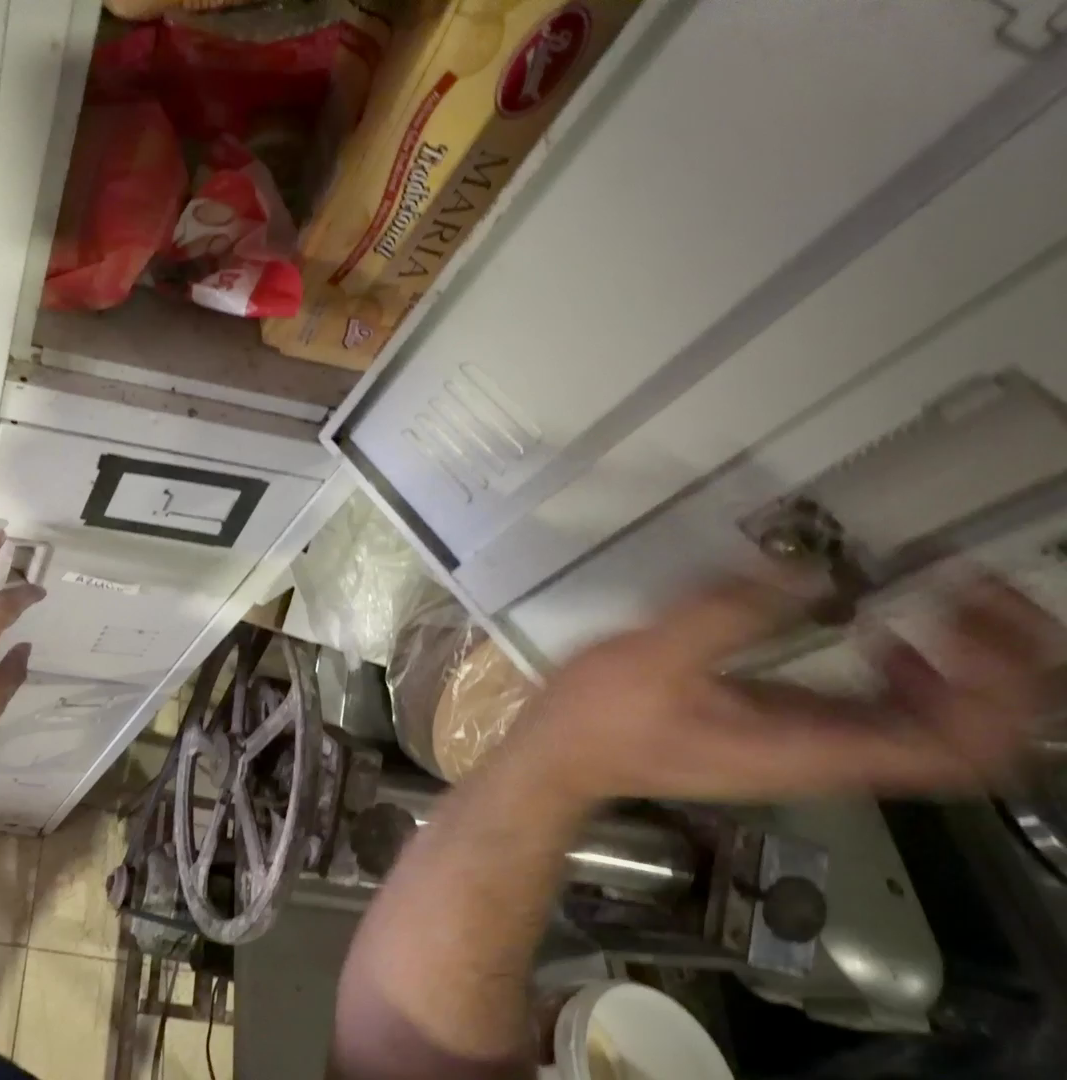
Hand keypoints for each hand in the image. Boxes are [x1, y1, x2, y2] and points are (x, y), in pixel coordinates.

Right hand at [514, 574, 1062, 806]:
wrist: (563, 759)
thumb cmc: (602, 720)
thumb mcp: (656, 656)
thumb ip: (731, 611)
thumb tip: (807, 570)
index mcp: (811, 749)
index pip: (960, 745)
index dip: (993, 680)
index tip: (957, 609)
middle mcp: (830, 756)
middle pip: (974, 735)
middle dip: (1000, 663)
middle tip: (970, 592)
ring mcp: (814, 745)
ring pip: (938, 723)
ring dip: (961, 663)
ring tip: (939, 602)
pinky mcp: (788, 730)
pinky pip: (888, 710)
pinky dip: (909, 669)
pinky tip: (875, 630)